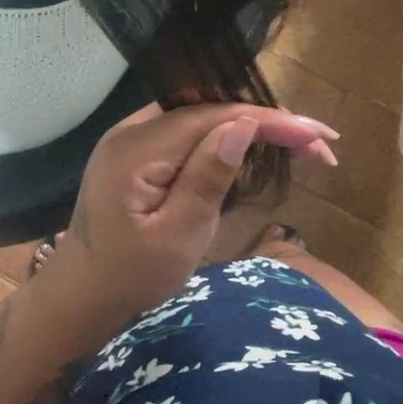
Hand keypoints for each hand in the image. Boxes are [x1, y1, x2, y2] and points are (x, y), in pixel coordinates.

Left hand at [35, 103, 338, 330]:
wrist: (81, 292)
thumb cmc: (131, 276)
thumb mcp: (177, 236)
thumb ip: (207, 178)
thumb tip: (242, 125)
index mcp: (136, 149)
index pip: (210, 116)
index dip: (267, 120)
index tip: (318, 137)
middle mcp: (129, 133)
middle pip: (205, 111)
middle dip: (265, 121)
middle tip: (320, 146)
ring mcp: (128, 141)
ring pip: (197, 119)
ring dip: (247, 128)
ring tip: (298, 147)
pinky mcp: (133, 155)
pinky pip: (183, 134)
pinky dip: (220, 139)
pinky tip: (252, 149)